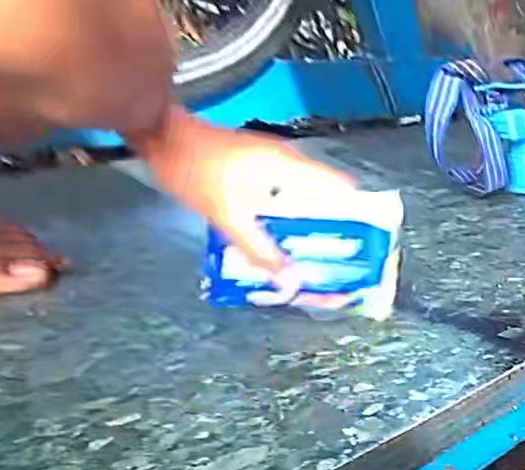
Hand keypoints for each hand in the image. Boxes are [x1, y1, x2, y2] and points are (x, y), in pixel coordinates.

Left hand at [132, 107, 355, 272]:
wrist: (149, 131)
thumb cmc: (190, 163)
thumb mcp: (227, 213)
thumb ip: (260, 251)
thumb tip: (290, 285)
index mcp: (294, 170)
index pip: (346, 193)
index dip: (365, 220)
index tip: (375, 247)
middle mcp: (291, 168)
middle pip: (331, 204)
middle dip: (341, 236)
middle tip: (350, 267)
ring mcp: (274, 170)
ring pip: (310, 206)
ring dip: (317, 234)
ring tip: (324, 264)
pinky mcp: (259, 175)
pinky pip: (289, 204)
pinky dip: (295, 226)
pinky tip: (290, 247)